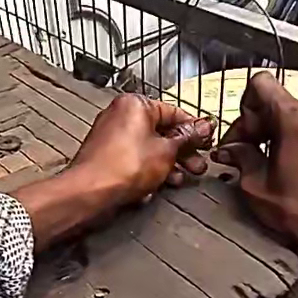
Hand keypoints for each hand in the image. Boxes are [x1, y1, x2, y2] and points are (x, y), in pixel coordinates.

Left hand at [66, 95, 214, 209]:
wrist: (90, 192)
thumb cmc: (124, 166)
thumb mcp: (168, 150)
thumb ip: (187, 138)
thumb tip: (204, 126)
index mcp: (136, 105)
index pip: (174, 113)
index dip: (194, 130)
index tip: (208, 141)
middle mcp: (121, 115)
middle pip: (162, 132)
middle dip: (183, 152)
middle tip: (198, 165)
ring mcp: (112, 136)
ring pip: (149, 148)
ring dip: (168, 165)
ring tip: (181, 179)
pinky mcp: (106, 156)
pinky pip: (134, 161)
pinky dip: (147, 171)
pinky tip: (156, 186)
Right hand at [212, 72, 297, 252]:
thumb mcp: (256, 185)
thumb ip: (240, 157)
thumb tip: (231, 149)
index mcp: (295, 119)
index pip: (261, 84)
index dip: (244, 107)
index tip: (240, 134)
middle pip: (271, 102)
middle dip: (251, 125)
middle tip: (238, 153)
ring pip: (284, 115)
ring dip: (266, 134)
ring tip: (255, 164)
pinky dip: (282, 140)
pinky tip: (273, 166)